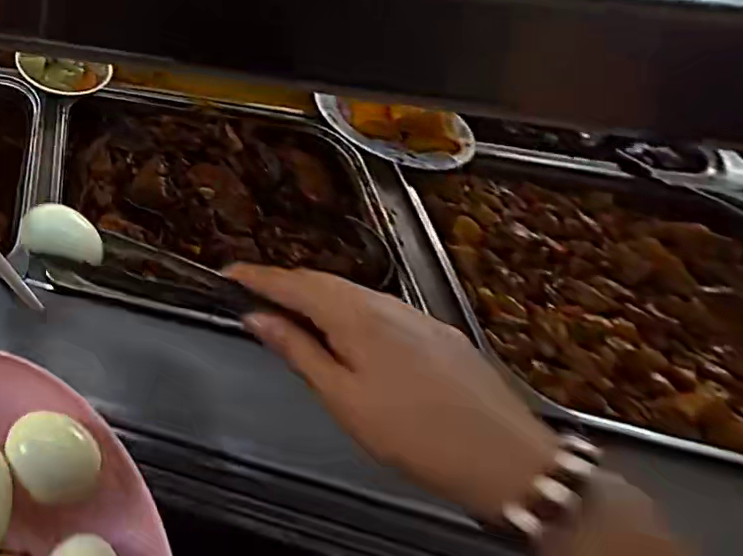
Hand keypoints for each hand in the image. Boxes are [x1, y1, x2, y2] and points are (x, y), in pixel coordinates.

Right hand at [225, 263, 558, 520]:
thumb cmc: (416, 435)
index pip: (289, 282)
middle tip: (252, 294)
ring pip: (350, 291)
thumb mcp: (344, 399)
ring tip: (292, 313)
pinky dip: (347, 308)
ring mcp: (414, 315)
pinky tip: (348, 332)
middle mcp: (382, 303)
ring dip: (314, 295)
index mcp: (353, 315)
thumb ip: (297, 351)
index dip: (253, 276)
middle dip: (282, 283)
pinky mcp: (438, 332)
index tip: (224, 274)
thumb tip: (256, 316)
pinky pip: (377, 306)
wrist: (518, 467)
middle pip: (318, 280)